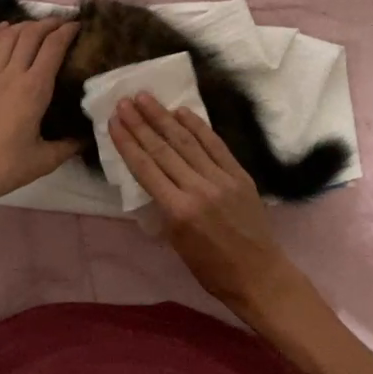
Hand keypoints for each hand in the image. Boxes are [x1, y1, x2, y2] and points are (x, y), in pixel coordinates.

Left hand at [0, 18, 81, 204]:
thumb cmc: (6, 166)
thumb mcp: (45, 159)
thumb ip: (68, 146)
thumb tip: (86, 139)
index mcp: (35, 89)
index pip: (53, 48)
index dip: (66, 32)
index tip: (77, 25)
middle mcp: (11, 74)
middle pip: (30, 35)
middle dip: (48, 23)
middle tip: (60, 23)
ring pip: (6, 37)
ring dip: (23, 25)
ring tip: (35, 25)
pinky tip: (2, 27)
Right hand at [109, 94, 305, 319]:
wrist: (259, 275)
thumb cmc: (211, 269)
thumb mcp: (176, 243)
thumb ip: (164, 208)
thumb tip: (152, 180)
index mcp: (177, 211)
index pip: (145, 168)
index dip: (127, 142)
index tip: (113, 122)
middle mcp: (197, 189)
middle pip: (162, 149)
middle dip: (140, 123)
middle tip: (124, 101)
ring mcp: (221, 179)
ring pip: (186, 141)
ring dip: (163, 117)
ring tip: (146, 98)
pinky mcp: (239, 174)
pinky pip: (215, 144)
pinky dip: (197, 126)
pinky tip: (182, 111)